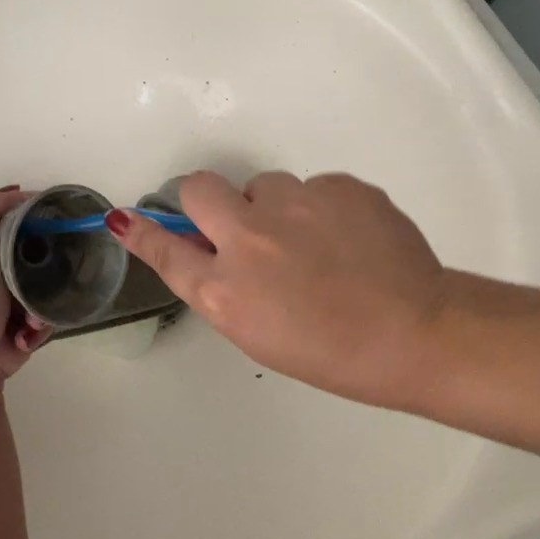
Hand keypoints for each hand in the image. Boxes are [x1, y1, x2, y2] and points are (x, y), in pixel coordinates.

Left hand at [0, 187, 52, 389]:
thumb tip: (19, 196)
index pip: (12, 209)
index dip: (33, 210)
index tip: (54, 218)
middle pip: (37, 241)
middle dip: (46, 258)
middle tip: (47, 268)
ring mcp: (9, 290)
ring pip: (49, 276)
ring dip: (43, 294)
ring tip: (30, 312)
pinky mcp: (25, 316)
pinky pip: (49, 305)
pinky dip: (42, 317)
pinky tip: (27, 330)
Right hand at [106, 171, 448, 406]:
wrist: (416, 334)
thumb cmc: (330, 352)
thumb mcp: (256, 330)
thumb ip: (222, 285)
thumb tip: (205, 251)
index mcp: (226, 289)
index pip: (164, 248)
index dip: (141, 231)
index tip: (123, 218)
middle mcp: (250, 238)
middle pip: (199, 187)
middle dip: (207, 201)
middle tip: (238, 226)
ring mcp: (298, 204)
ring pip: (265, 186)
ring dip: (273, 207)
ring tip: (312, 243)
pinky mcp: (342, 186)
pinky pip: (314, 188)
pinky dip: (321, 208)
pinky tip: (348, 240)